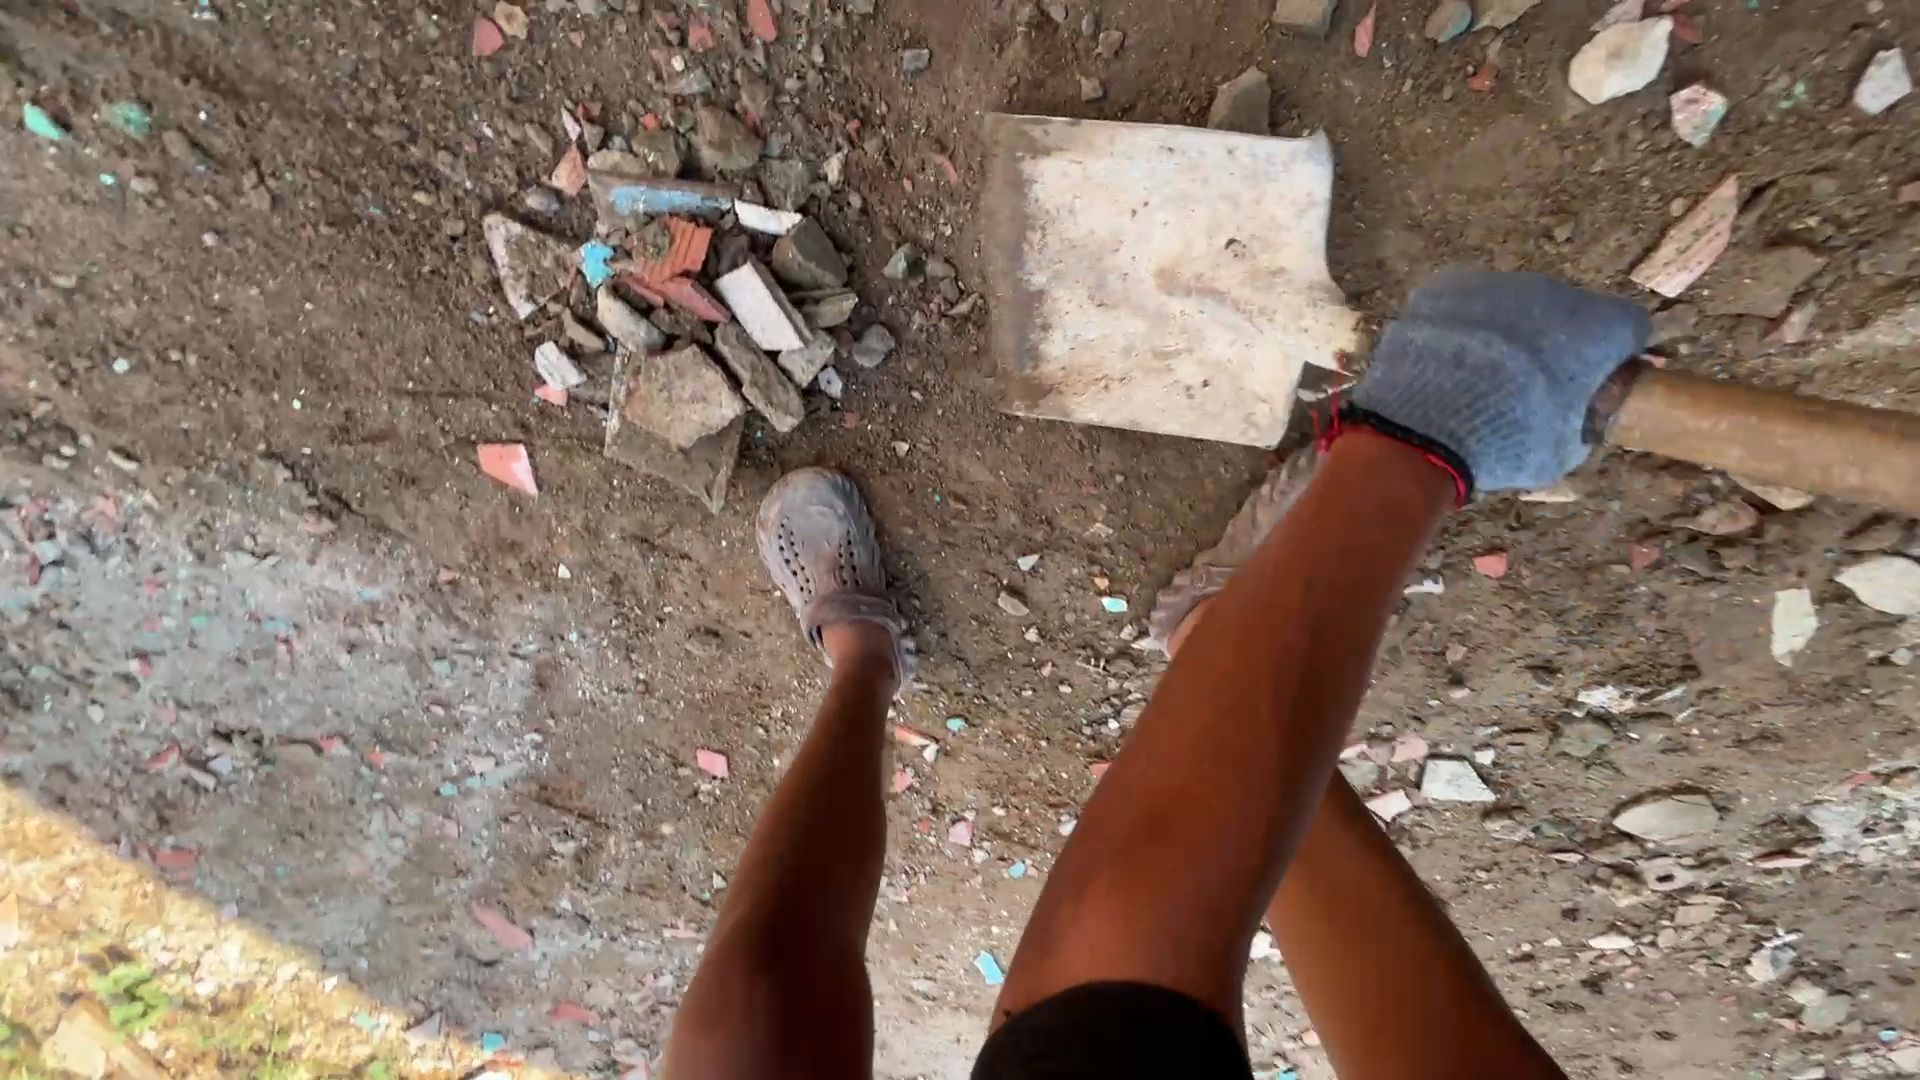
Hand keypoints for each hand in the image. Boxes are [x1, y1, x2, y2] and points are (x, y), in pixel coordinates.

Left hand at [1348, 270, 1650, 494]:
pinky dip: (1451, 329)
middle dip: (1547, 345)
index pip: (1624, 330)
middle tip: (1515, 387)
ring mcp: (1493, 286)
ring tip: (1467, 378)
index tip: (1584, 386)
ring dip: (1496, 335)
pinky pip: (1455, 306)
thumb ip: (1586, 414)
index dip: (1606, 360)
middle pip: (1560, 315)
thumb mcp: (1565, 446)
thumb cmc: (1505, 443)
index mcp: (1601, 325)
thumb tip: (1584, 406)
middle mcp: (1554, 292)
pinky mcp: (1442, 289)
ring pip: (1505, 308)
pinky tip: (1436, 362)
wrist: (1422, 431)